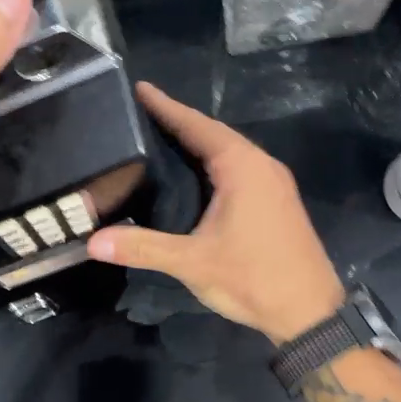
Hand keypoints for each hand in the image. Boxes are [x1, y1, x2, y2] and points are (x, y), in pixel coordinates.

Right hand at [87, 83, 344, 343]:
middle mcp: (261, 166)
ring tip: (158, 146)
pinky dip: (209, 169)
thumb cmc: (253, 277)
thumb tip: (93, 242)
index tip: (139, 90)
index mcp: (242, 167)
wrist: (307, 311)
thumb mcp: (192, 262)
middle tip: (140, 119)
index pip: (197, 126)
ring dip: (195, 149)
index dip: (166, 108)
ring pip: (227, 156)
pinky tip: (190, 183)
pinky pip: (236, 174)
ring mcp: (272, 185)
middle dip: (177, 126)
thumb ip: (143, 248)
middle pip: (213, 136)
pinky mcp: (274, 205)